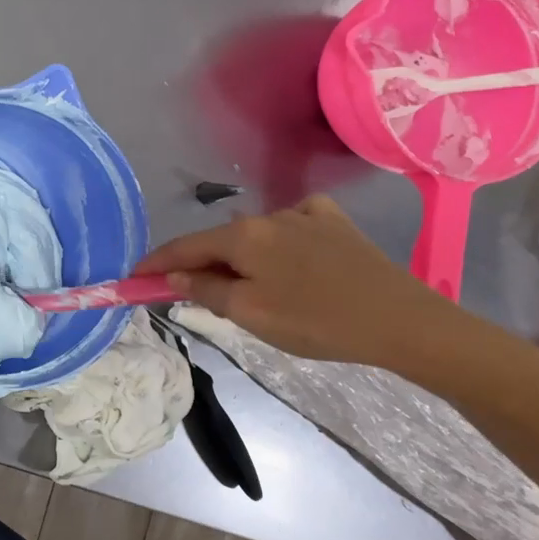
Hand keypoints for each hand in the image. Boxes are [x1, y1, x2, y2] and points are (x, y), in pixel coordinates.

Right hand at [136, 195, 461, 367]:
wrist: (405, 323)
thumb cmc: (317, 322)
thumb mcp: (250, 314)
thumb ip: (204, 290)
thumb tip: (174, 275)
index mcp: (242, 236)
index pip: (183, 247)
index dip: (155, 264)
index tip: (133, 279)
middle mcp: (268, 216)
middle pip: (218, 240)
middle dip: (198, 264)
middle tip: (187, 294)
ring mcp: (306, 216)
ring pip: (254, 236)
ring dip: (240, 257)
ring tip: (245, 286)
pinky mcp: (337, 225)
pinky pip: (292, 226)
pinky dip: (279, 240)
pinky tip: (290, 255)